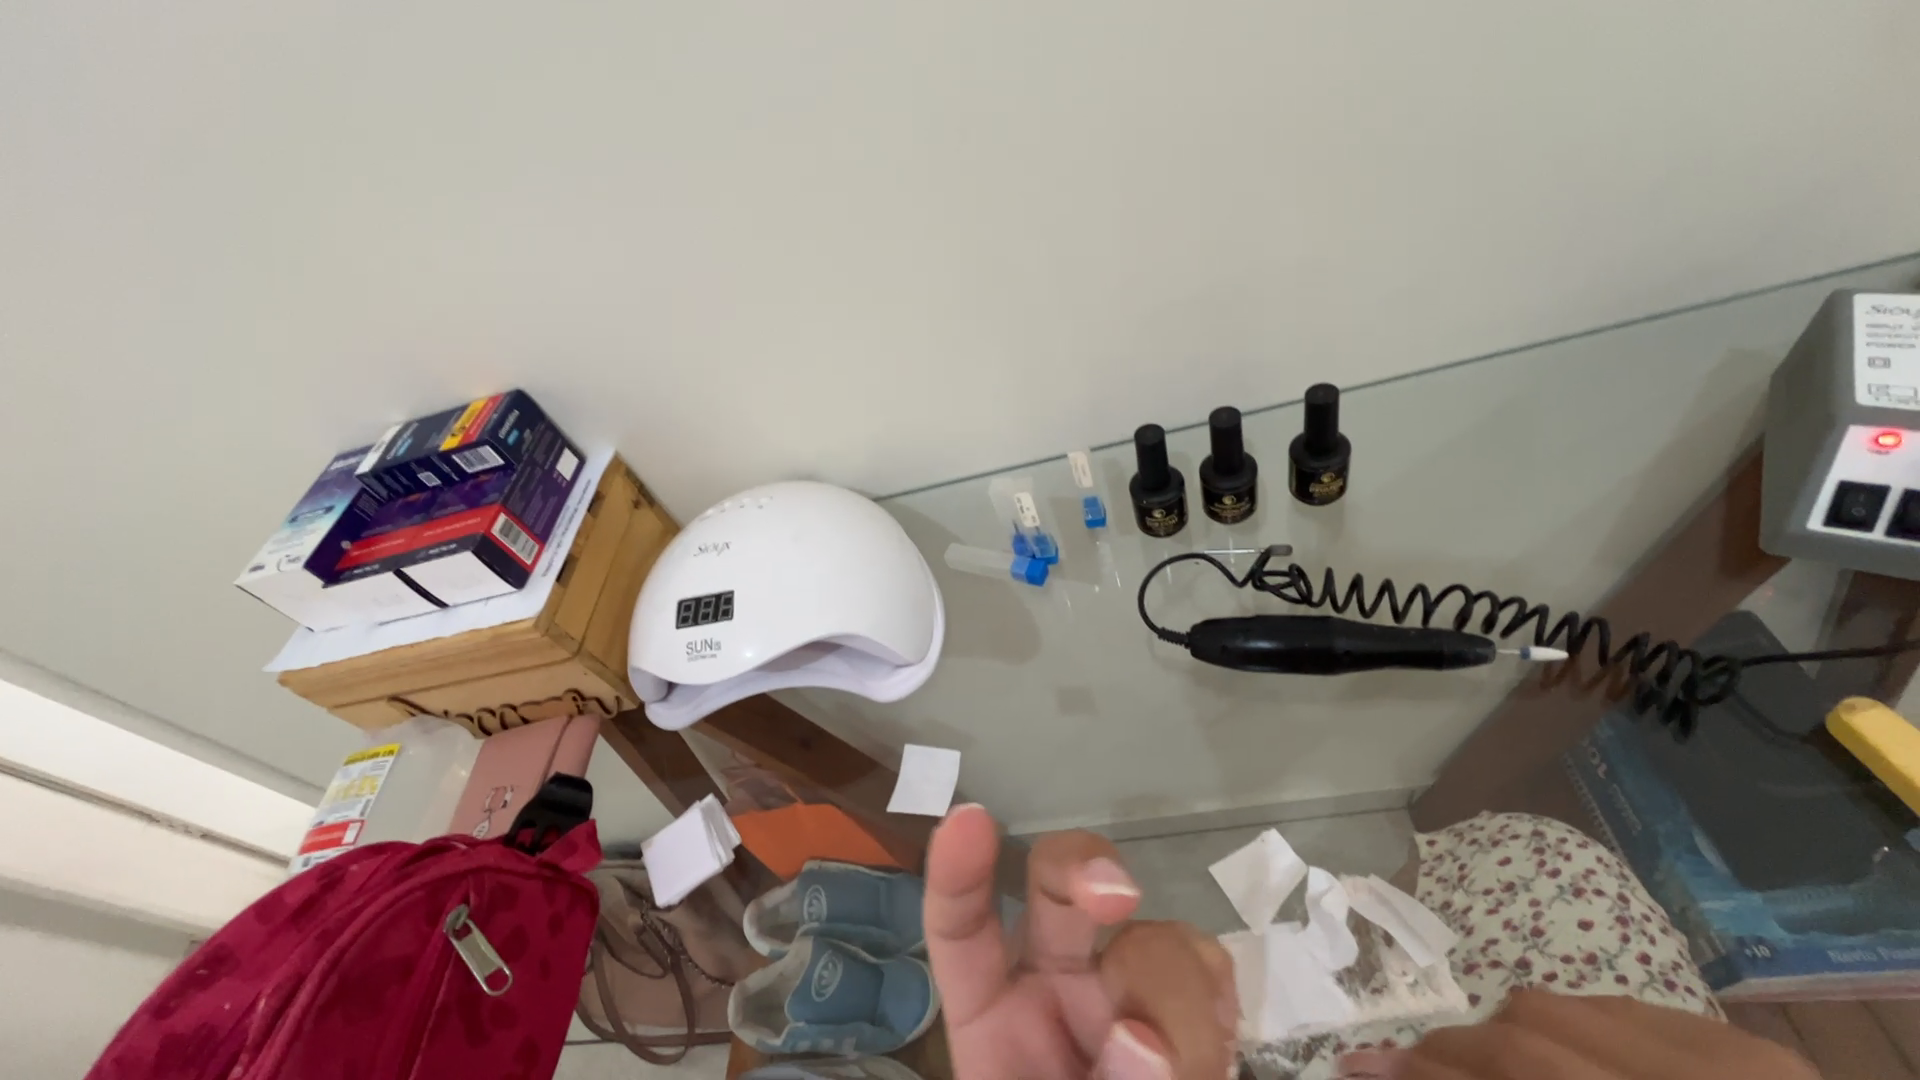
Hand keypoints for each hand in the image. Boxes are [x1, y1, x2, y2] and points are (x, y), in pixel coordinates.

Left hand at [924, 804, 1238, 1079]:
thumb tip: (1142, 1041)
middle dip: (1083, 870)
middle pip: (1057, 885)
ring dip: (1174, 996)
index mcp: (995, 1017)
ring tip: (1184, 1077)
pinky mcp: (1187, 1002)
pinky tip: (1216, 1037)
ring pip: (1148, 936)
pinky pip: (1205, 961)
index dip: (958, 874)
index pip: (963, 930)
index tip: (967, 820)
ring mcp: (1123, 986)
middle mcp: (1057, 981)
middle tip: (1114, 897)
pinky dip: (1215, 994)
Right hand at [1337, 990, 1819, 1078]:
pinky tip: (1555, 1059)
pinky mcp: (1751, 1045)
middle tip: (1389, 1063)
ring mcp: (1734, 1056)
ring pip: (1563, 1004)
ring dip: (1500, 1032)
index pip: (1517, 1069)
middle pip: (1530, 1028)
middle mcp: (1695, 1077)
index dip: (1430, 1068)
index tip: (1360, 1068)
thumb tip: (1409, 1069)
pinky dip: (1567, 1028)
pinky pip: (1619, 1006)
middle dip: (1448, 1046)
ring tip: (1467, 1062)